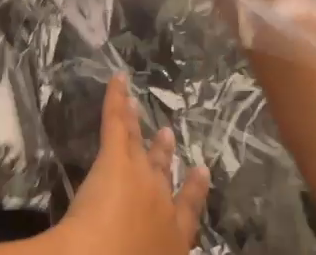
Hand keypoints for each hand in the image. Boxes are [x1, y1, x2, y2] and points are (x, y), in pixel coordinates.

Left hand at [45, 73, 209, 254]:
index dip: (194, 189)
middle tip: (167, 135)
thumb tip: (157, 241)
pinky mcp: (114, 159)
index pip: (189, 211)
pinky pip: (115, 121)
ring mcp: (139, 176)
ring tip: (137, 106)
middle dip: (164, 154)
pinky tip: (118, 78)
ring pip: (137, 144)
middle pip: (162, 173)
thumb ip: (159, 243)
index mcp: (174, 237)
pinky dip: (116, 97)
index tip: (201, 170)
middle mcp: (161, 202)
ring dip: (136, 124)